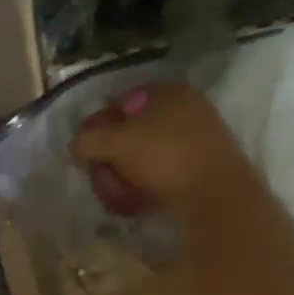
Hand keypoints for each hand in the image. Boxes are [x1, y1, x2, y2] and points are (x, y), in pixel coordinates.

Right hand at [71, 83, 251, 214]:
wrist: (217, 196)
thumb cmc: (165, 159)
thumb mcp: (116, 145)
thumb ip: (88, 140)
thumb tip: (76, 145)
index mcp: (166, 90)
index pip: (117, 105)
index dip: (96, 132)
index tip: (88, 159)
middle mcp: (184, 107)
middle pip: (130, 133)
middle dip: (111, 161)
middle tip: (104, 183)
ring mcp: (197, 137)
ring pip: (145, 155)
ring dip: (126, 177)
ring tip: (120, 199)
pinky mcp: (203, 166)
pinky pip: (163, 171)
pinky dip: (147, 186)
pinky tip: (140, 203)